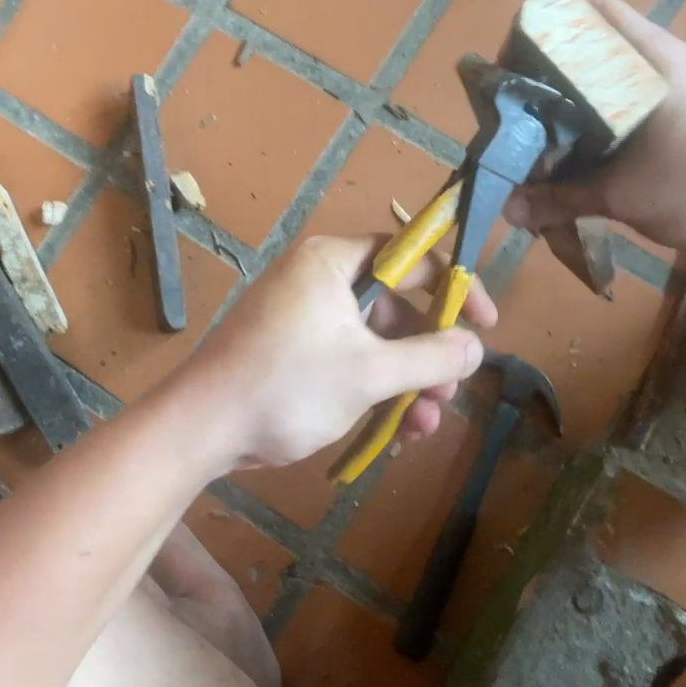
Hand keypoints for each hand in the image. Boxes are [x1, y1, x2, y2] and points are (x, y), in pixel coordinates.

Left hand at [174, 236, 493, 469]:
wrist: (202, 428)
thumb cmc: (287, 386)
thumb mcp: (369, 372)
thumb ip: (429, 357)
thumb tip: (476, 348)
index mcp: (332, 262)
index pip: (410, 255)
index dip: (454, 286)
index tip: (484, 322)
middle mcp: (318, 281)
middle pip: (395, 307)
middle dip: (427, 354)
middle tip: (448, 393)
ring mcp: (303, 319)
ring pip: (373, 343)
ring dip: (404, 383)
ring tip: (423, 426)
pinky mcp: (292, 354)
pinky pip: (347, 362)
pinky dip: (372, 390)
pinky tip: (395, 431)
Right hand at [503, 0, 685, 258]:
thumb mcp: (627, 196)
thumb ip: (562, 198)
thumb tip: (508, 209)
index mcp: (648, 57)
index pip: (584, 6)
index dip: (539, 28)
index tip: (509, 76)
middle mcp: (668, 62)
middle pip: (594, 51)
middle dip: (551, 86)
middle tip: (523, 131)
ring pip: (617, 88)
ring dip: (581, 118)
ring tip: (554, 158)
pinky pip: (640, 114)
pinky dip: (610, 136)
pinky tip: (600, 172)